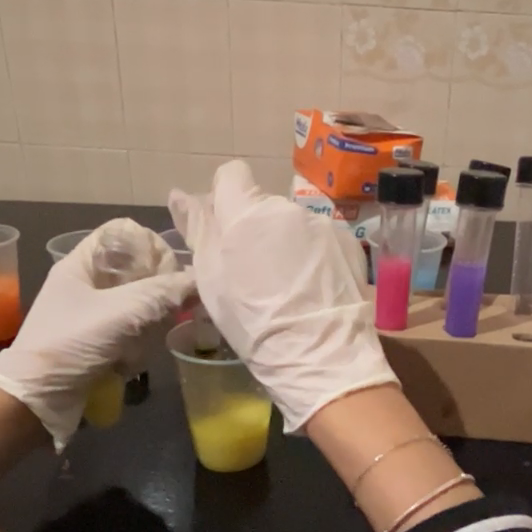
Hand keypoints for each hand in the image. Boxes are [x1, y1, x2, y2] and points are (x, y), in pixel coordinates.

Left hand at [0, 218, 190, 447]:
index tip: (168, 272)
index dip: (150, 246)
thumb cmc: (71, 345)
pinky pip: (134, 332)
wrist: (35, 401)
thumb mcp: (121, 314)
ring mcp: (94, 315)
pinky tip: (137, 359)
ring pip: (141, 304)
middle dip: (158, 290)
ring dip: (152, 322)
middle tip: (170, 308)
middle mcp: (88, 284)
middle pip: (138, 270)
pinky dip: (142, 343)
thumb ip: (163, 294)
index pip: (125, 234)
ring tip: (152, 337)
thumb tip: (201, 281)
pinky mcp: (101, 343)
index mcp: (81, 264)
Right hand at [168, 160, 397, 431]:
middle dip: (256, 229)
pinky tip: (314, 291)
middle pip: (264, 205)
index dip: (225, 198)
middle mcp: (288, 207)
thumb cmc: (255, 323)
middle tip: (256, 273)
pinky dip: (315, 257)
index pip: (231, 175)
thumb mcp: (213, 281)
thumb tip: (182, 195)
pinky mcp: (349, 244)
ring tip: (290, 288)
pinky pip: (322, 240)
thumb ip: (199, 230)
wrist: (321, 356)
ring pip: (294, 224)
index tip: (226, 230)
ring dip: (288, 244)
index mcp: (248, 211)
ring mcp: (323, 225)